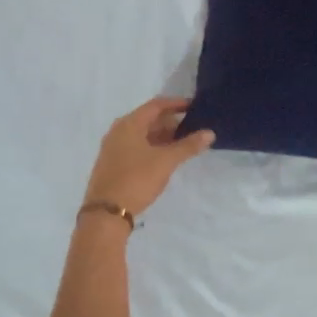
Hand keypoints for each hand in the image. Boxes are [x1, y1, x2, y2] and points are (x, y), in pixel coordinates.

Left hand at [83, 97, 215, 217]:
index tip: (195, 106)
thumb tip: (210, 133)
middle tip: (193, 128)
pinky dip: (154, 147)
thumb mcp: (166, 161)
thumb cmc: (136, 179)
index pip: (156, 105)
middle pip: (149, 119)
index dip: (176, 104)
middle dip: (172, 122)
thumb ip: (188, 146)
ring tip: (184, 144)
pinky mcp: (114, 163)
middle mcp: (118, 131)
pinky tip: (167, 158)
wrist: (106, 213)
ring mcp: (114, 148)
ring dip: (164, 136)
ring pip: (143, 134)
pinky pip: (137, 146)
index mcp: (129, 124)